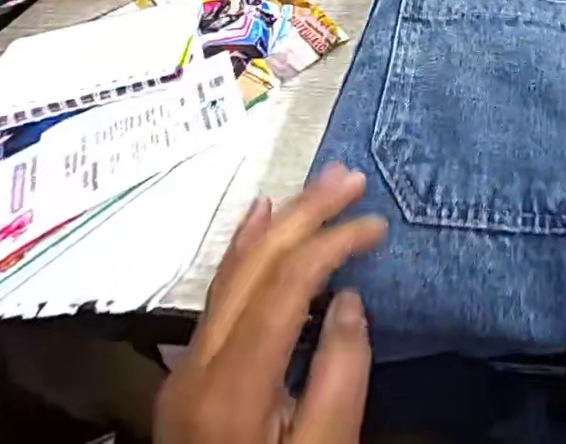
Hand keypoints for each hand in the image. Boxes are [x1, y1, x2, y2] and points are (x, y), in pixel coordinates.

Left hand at [155, 164, 388, 443]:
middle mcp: (197, 366)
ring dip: (282, 218)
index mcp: (232, 387)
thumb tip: (349, 300)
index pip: (285, 286)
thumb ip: (341, 374)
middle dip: (306, 214)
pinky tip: (261, 214)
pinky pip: (221, 289)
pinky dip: (247, 244)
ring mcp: (186, 366)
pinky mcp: (191, 370)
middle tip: (351, 177)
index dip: (333, 242)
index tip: (379, 225)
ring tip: (323, 180)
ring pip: (233, 270)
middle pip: (254, 267)